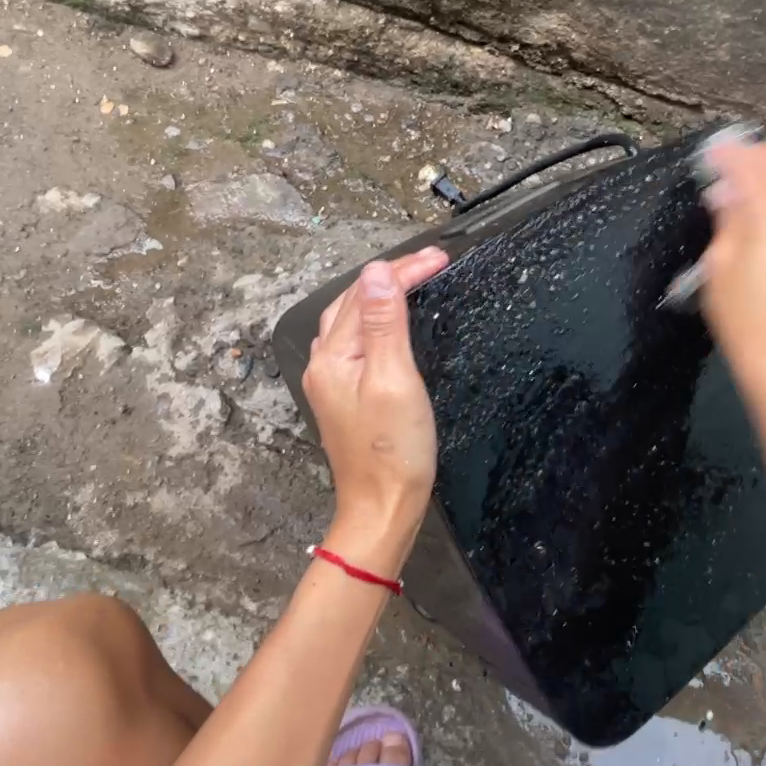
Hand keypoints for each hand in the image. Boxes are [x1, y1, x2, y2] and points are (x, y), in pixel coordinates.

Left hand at [302, 247, 449, 553]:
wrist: (382, 508)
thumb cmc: (392, 452)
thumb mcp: (394, 380)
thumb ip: (383, 324)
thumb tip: (377, 273)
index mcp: (333, 357)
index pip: (367, 293)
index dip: (404, 270)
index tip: (440, 257)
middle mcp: (325, 363)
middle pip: (354, 301)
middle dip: (393, 275)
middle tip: (434, 260)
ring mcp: (333, 380)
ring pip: (352, 319)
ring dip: (383, 293)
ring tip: (415, 278)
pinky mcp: (347, 395)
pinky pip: (358, 340)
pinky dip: (377, 318)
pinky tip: (392, 320)